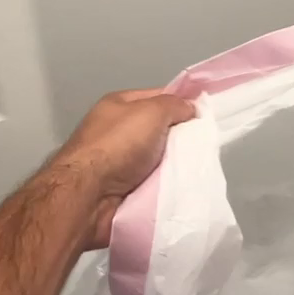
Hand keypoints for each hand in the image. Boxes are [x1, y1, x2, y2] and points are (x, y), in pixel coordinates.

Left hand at [48, 89, 195, 248]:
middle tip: (203, 146)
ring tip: (195, 170)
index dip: (181, 104)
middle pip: (160, 131)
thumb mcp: (152, 111)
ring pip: (159, 160)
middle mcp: (117, 132)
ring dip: (175, 166)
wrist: (88, 196)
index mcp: (120, 106)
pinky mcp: (122, 190)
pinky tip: (180, 189)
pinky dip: (165, 187)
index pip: (158, 98)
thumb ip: (175, 105)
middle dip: (181, 139)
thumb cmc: (117, 145)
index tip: (205, 116)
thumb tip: (190, 109)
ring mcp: (118, 162)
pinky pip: (153, 184)